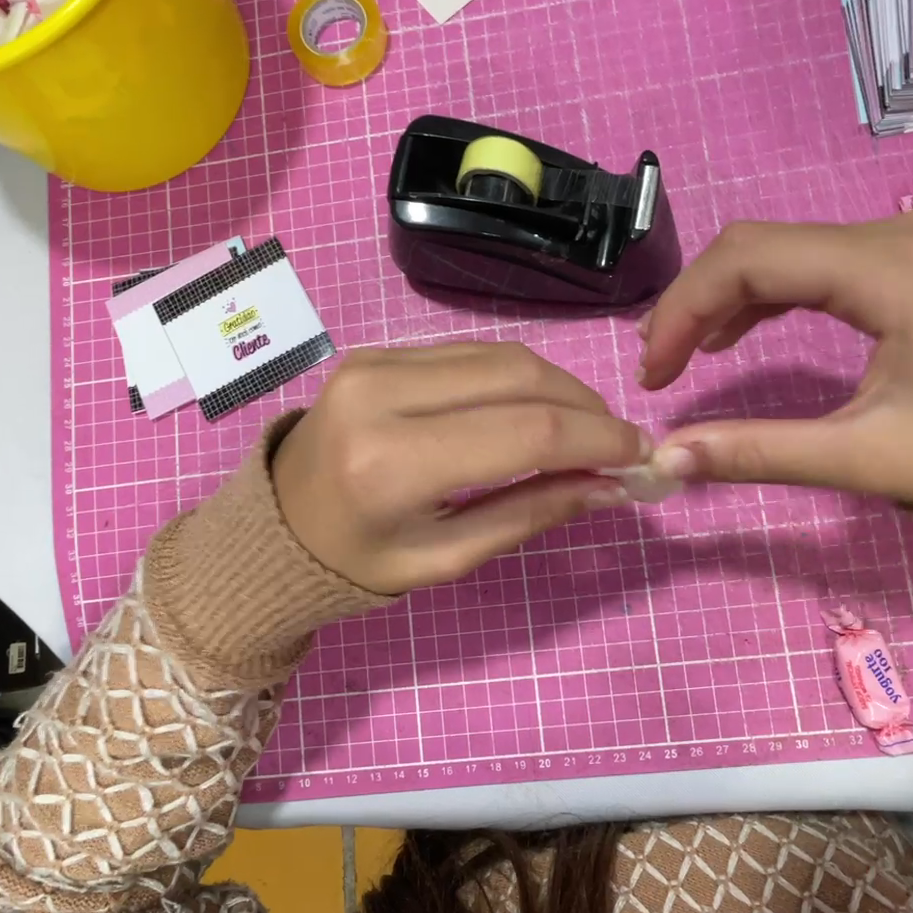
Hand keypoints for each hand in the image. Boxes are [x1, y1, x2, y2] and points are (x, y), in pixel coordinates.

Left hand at [275, 343, 647, 594]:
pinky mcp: (375, 351)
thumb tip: (610, 485)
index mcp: (392, 464)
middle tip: (617, 442)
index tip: (638, 455)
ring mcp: (374, 362)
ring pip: (500, 355)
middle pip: (519, 377)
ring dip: (556, 387)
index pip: (525, 433)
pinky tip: (533, 409)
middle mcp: (381, 395)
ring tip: (583, 428)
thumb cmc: (359, 561)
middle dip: (584, 407)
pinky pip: (468, 353)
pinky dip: (515, 378)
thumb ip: (529, 514)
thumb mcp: (445, 558)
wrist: (275, 528)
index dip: (595, 439)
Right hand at [637, 212, 912, 505]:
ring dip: (722, 297)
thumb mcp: (865, 459)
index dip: (684, 309)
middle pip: (758, 246)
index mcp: (891, 270)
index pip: (750, 261)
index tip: (653, 371)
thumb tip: (667, 458)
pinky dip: (763, 295)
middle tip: (658, 365)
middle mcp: (895, 233)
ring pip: (781, 249)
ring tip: (682, 353)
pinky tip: (734, 332)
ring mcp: (904, 238)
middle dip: (694, 302)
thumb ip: (760, 452)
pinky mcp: (905, 257)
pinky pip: (812, 261)